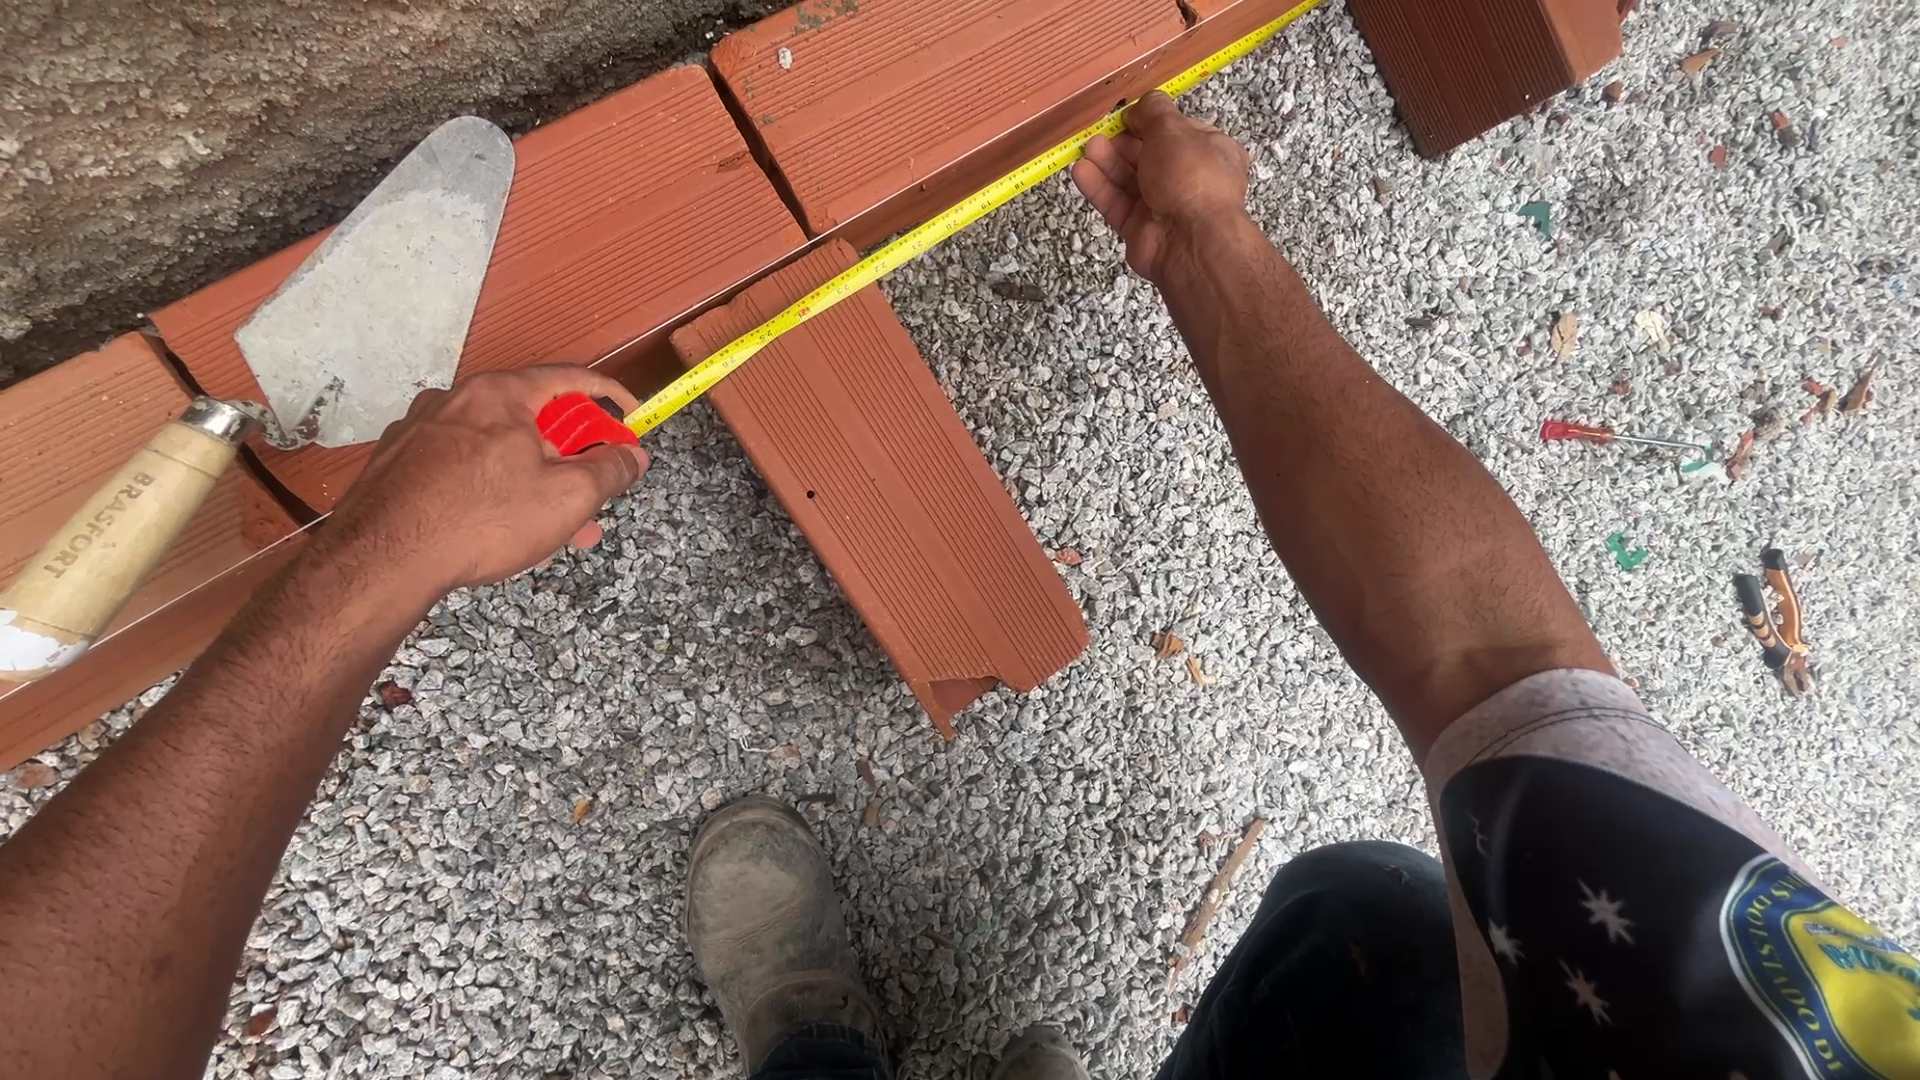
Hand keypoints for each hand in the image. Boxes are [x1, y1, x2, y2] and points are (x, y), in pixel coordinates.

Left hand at [321, 366, 648, 596]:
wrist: (381, 562)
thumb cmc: (481, 520)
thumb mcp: (570, 496)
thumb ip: (610, 470)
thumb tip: (632, 455)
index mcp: (500, 396)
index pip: (571, 378)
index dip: (611, 397)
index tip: (632, 418)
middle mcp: (456, 401)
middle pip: (535, 419)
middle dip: (574, 458)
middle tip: (596, 490)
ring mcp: (420, 432)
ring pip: (500, 450)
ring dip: (537, 481)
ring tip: (557, 527)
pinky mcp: (397, 465)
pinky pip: (465, 469)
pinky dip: (496, 490)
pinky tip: (505, 528)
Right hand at [1070, 91, 1252, 282]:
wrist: (1190, 240)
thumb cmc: (1192, 178)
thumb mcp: (1173, 129)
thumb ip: (1153, 112)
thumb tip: (1140, 105)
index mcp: (1208, 152)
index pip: (1175, 132)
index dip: (1149, 122)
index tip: (1126, 115)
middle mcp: (1186, 180)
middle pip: (1147, 157)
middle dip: (1122, 144)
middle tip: (1100, 133)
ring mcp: (1162, 207)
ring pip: (1128, 181)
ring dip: (1107, 163)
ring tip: (1086, 148)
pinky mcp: (1139, 230)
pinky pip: (1116, 205)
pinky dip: (1099, 188)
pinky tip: (1082, 171)